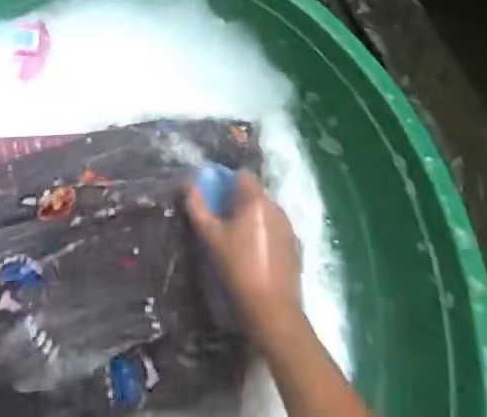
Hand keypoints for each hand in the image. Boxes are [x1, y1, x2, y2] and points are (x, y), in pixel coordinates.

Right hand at [186, 170, 303, 335]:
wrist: (272, 311)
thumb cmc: (237, 268)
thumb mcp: (209, 236)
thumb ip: (197, 206)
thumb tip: (189, 184)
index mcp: (256, 201)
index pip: (244, 175)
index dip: (228, 180)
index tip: (216, 196)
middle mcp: (277, 209)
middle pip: (255, 194)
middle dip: (239, 201)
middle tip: (223, 220)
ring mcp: (290, 229)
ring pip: (267, 212)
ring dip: (253, 218)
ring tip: (239, 239)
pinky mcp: (296, 249)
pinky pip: (277, 230)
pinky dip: (266, 234)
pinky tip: (256, 255)